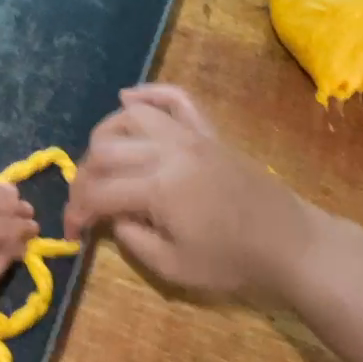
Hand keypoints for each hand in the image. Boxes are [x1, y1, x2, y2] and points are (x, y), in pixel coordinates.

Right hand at [64, 84, 315, 303]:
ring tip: (98, 162)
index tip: (72, 232)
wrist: (290, 245)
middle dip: (83, 178)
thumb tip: (114, 217)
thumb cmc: (232, 263)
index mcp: (159, 188)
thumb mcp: (172, 267)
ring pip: (131, 118)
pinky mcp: (208, 134)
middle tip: (85, 205)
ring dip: (104, 137)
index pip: (98, 192)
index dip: (76, 212)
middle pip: (105, 150)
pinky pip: (176, 99)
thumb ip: (132, 240)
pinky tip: (128, 98)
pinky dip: (149, 94)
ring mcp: (191, 137)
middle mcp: (169, 151)